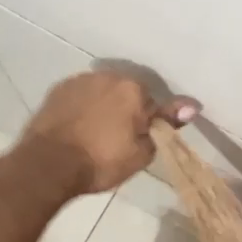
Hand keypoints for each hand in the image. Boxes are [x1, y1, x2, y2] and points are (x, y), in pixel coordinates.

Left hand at [15, 71, 198, 195]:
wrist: (48, 164)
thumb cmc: (101, 162)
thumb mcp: (141, 152)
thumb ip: (166, 125)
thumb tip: (192, 105)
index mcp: (133, 90)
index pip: (155, 105)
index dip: (151, 125)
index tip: (142, 141)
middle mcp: (108, 76)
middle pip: (127, 94)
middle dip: (127, 112)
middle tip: (119, 142)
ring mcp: (79, 81)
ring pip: (102, 93)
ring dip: (104, 108)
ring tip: (96, 136)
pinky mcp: (57, 90)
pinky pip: (79, 97)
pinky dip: (82, 109)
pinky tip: (77, 130)